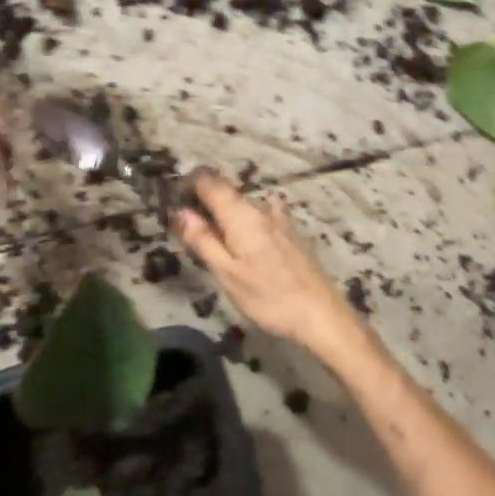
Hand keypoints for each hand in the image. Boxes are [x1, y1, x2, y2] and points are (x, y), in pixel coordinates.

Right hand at [173, 171, 365, 359]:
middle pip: (227, 194)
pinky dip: (245, 225)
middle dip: (204, 204)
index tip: (174, 199)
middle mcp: (262, 209)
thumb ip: (203, 240)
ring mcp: (281, 220)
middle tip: (188, 231)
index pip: (209, 182)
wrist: (320, 314)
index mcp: (241, 215)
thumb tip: (180, 212)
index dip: (188, 184)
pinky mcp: (292, 234)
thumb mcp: (227, 274)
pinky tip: (246, 246)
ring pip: (244, 207)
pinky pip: (261, 219)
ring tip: (214, 243)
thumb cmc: (268, 297)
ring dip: (225, 217)